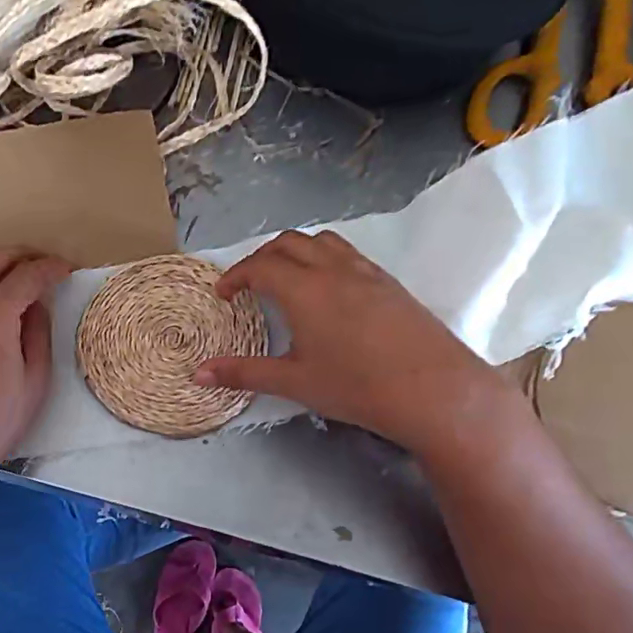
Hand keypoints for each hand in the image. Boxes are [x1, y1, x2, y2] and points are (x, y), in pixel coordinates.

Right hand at [193, 230, 518, 455]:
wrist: (434, 390)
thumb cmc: (356, 386)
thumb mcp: (294, 382)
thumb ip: (244, 373)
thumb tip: (199, 373)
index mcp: (304, 289)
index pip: (260, 266)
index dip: (235, 276)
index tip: (223, 295)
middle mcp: (333, 269)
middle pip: (289, 243)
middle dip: (261, 258)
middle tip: (249, 285)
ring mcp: (366, 271)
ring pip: (322, 241)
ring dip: (295, 251)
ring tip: (287, 279)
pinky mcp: (389, 282)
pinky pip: (347, 254)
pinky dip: (324, 259)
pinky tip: (329, 292)